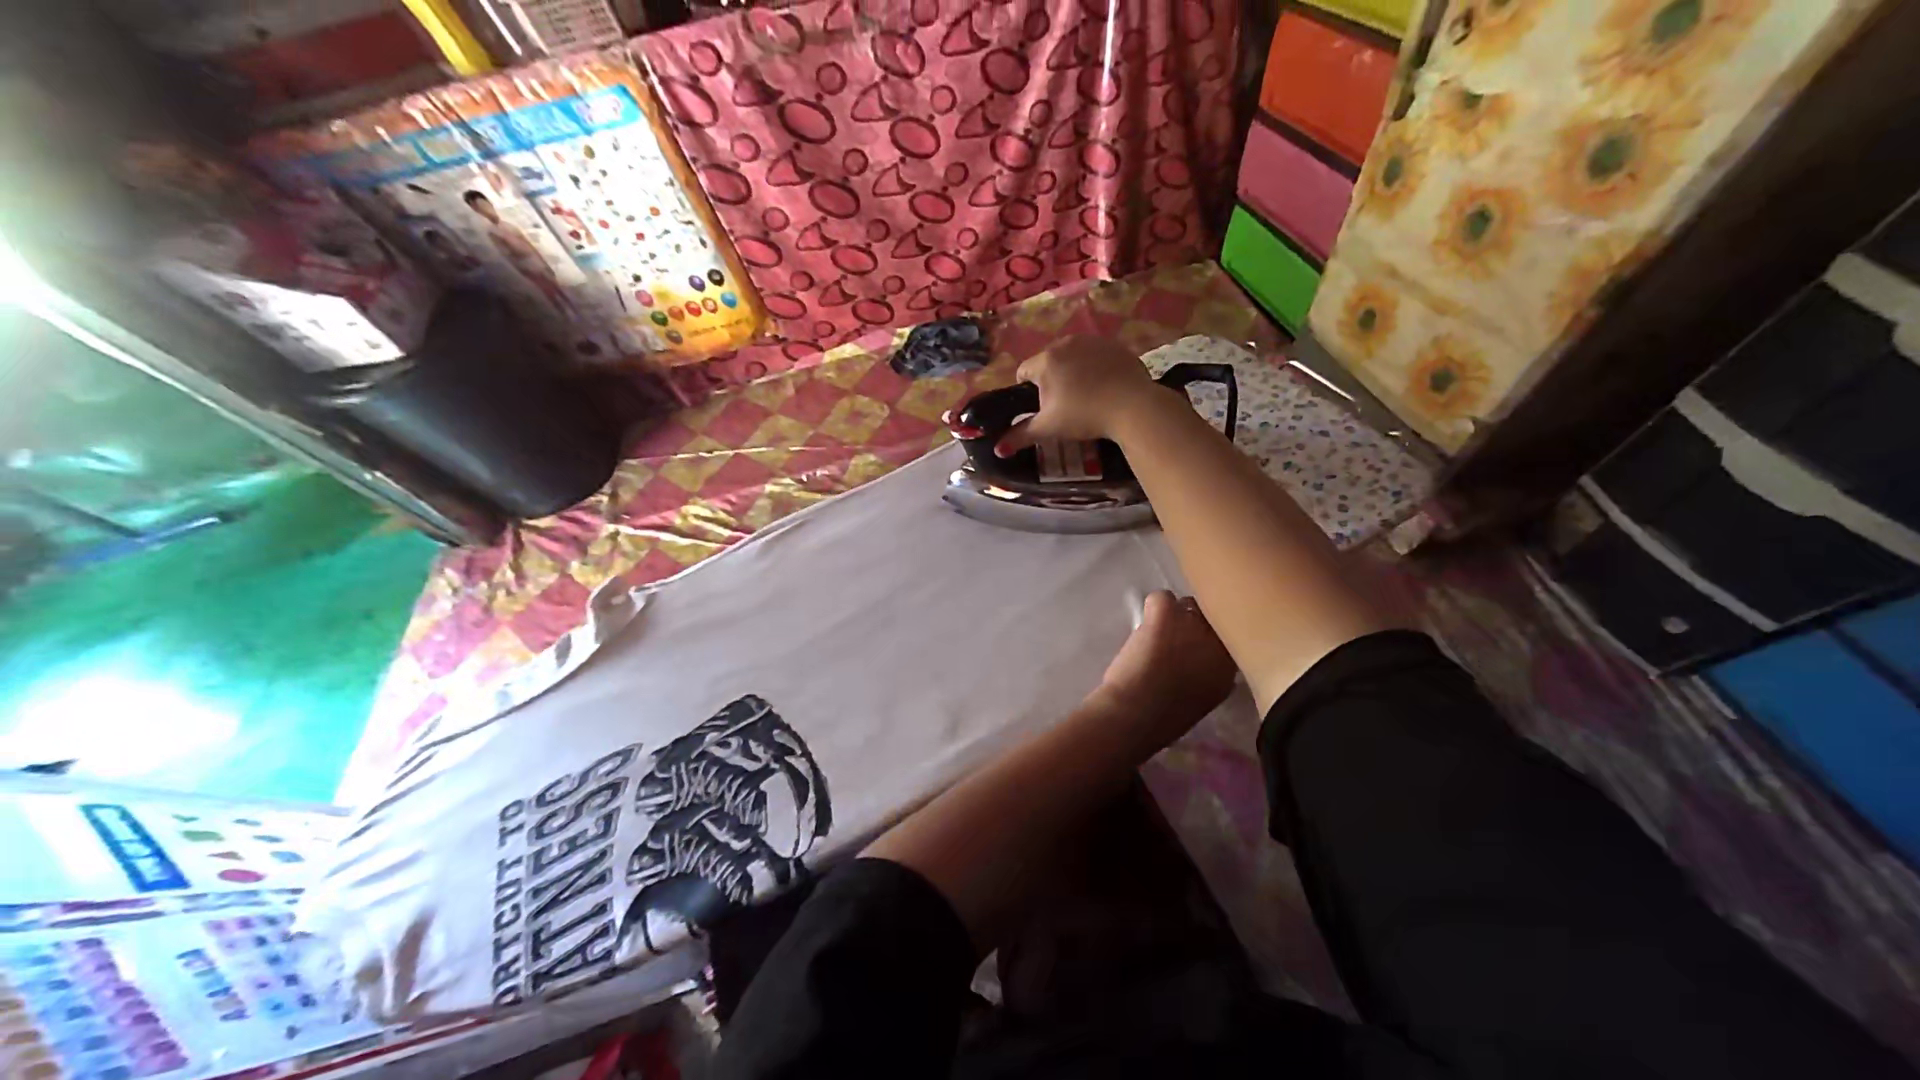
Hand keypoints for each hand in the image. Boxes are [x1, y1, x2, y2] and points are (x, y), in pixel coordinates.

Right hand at [994, 336, 1162, 457]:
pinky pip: (1097, 355)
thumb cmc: (1084, 416)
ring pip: (1073, 356)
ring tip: (1087, 395)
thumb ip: (1020, 436)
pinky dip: (1097, 367)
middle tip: (1064, 405)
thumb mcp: (1049, 429)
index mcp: (1045, 361)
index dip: (1027, 391)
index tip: (1040, 408)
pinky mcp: (1116, 345)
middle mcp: (1066, 343)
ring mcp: (1093, 341)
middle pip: (1049, 361)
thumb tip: (998, 449)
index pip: (1023, 371)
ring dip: (1074, 371)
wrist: (1133, 406)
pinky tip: (1106, 386)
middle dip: (1052, 379)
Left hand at [1094, 591, 1238, 747]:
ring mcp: (1193, 624)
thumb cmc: (1165, 715)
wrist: (1136, 712)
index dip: (1215, 635)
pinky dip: (1153, 607)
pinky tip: (1147, 623)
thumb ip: (1213, 674)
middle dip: (1197, 623)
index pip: (1231, 636)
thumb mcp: (1206, 698)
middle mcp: (1218, 640)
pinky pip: (1162, 597)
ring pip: (1189, 604)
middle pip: (1212, 616)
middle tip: (1176, 635)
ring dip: (1175, 615)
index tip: (1199, 642)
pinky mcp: (1166, 615)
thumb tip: (1207, 661)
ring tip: (1159, 632)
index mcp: (1230, 666)